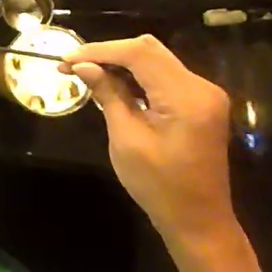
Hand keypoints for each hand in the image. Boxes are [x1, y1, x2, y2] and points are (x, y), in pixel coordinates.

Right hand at [64, 36, 234, 241]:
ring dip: (121, 62)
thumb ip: (108, 95)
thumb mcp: (126, 140)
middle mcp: (201, 86)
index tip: (68, 59)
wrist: (198, 221)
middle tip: (73, 64)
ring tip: (86, 71)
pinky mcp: (200, 101)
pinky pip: (164, 75)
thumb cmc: (159, 187)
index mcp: (186, 97)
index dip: (101, 51)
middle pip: (149, 50)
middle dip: (109, 52)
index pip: (140, 54)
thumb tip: (83, 66)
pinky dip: (137, 75)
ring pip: (156, 59)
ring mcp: (204, 93)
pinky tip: (112, 82)